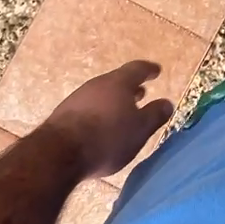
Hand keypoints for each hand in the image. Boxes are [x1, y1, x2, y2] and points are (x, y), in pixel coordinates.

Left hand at [44, 60, 175, 177]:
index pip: (137, 69)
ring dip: (113, 101)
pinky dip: (98, 113)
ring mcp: (77, 99)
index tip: (156, 71)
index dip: (148, 70)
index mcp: (119, 83)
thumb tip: (167, 103)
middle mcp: (97, 84)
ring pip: (101, 95)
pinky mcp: (62, 116)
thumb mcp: (139, 129)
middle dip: (130, 88)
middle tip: (140, 93)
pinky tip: (99, 128)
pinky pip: (87, 109)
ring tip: (121, 113)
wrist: (57, 154)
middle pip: (117, 81)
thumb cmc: (107, 138)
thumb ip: (155, 115)